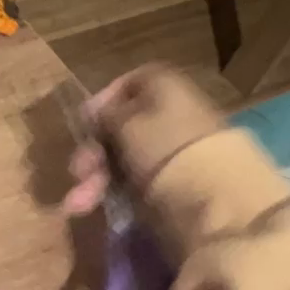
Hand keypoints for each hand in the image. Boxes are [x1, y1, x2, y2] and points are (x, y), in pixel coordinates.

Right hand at [63, 64, 226, 216]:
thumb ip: (105, 114)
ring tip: (78, 203)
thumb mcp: (126, 123)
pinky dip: (112, 192)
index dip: (103, 99)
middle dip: (93, 153)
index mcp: (164, 89)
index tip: (84, 121)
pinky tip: (94, 206)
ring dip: (95, 179)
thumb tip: (95, 111)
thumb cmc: (163, 146)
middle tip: (77, 172)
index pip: (130, 83)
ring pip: (122, 159)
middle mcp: (170, 115)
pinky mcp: (173, 181)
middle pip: (120, 127)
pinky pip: (134, 181)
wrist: (212, 194)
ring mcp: (173, 150)